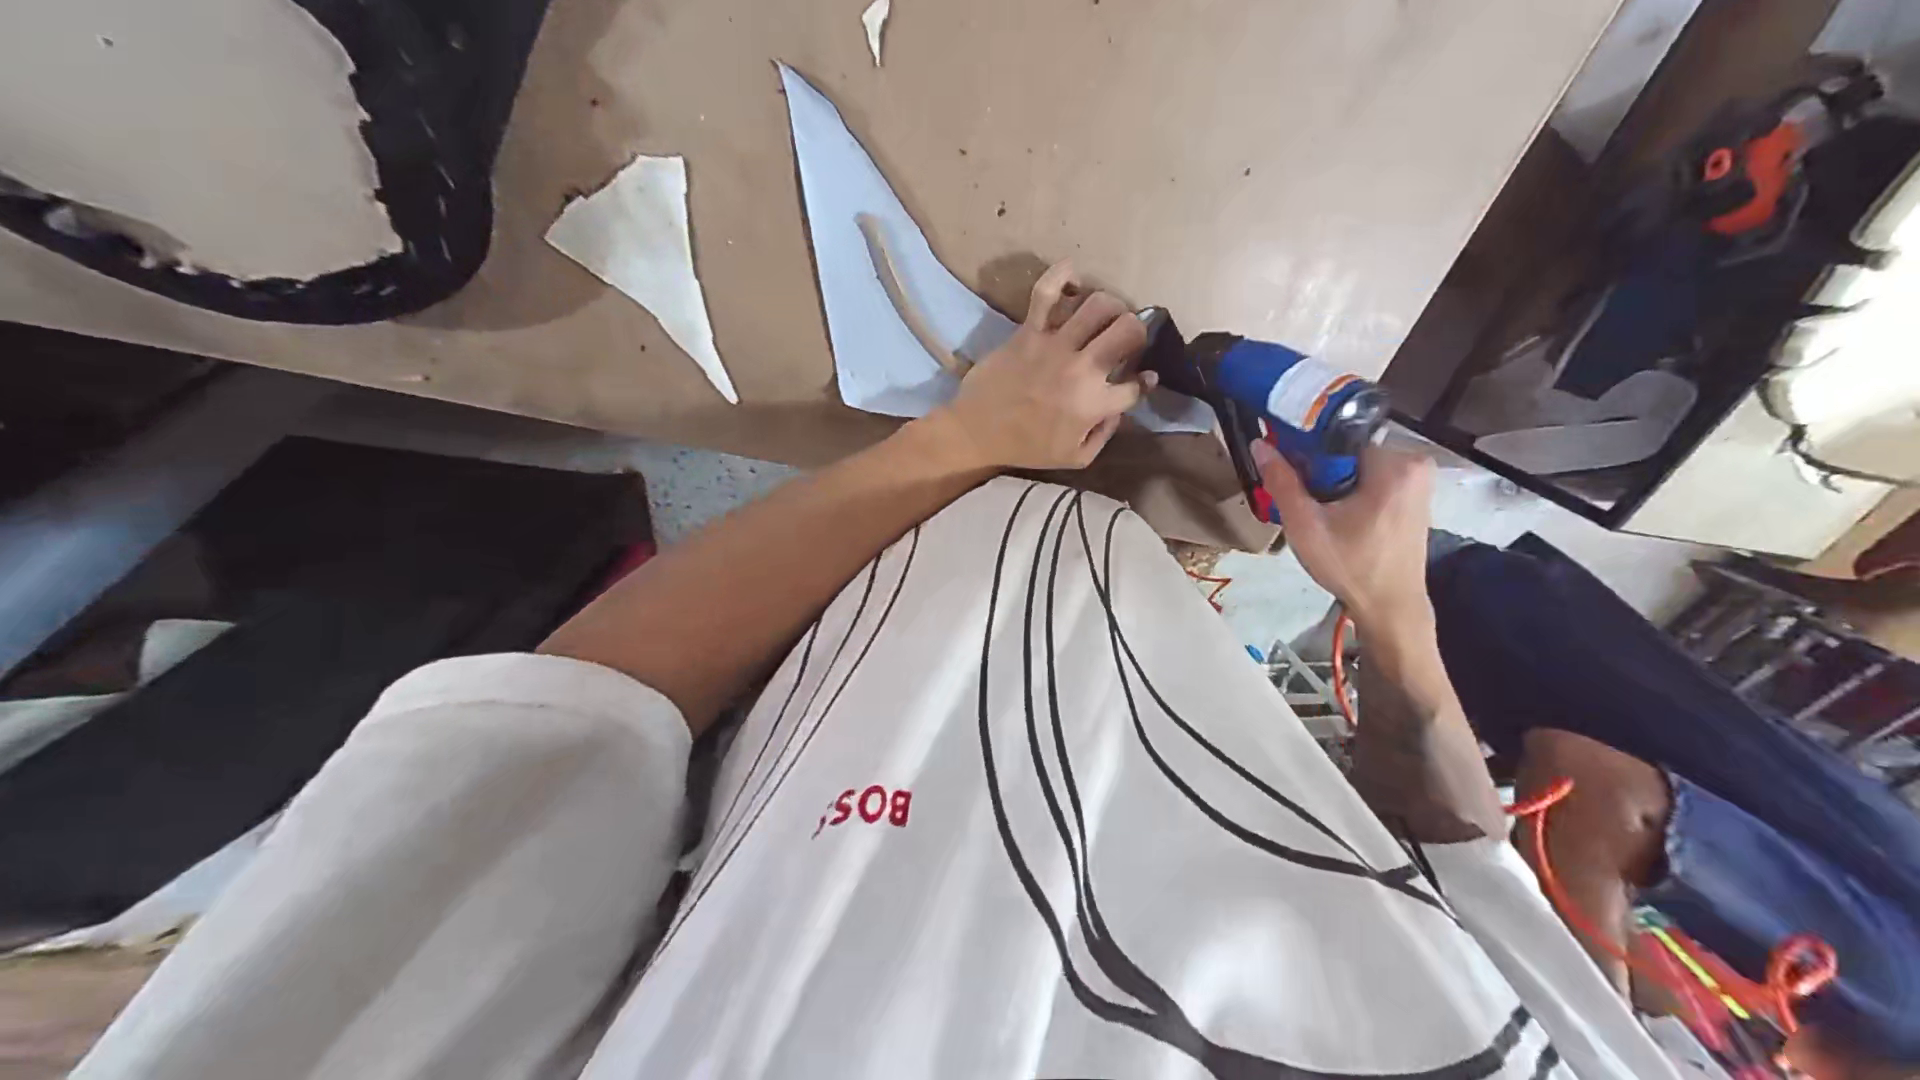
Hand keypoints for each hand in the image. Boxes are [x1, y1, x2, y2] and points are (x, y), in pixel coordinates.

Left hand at [923, 260, 1157, 470]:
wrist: (977, 432)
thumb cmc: (1026, 448)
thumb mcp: (1075, 457)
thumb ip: (1104, 434)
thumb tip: (1119, 408)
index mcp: (1095, 403)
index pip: (1136, 384)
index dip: (1144, 381)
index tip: (1142, 378)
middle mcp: (1082, 369)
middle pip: (1128, 330)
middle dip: (1136, 331)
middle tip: (1125, 339)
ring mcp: (1055, 346)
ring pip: (1098, 305)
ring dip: (1110, 306)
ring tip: (1104, 316)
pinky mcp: (1028, 332)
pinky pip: (1046, 292)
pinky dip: (1061, 275)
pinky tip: (1073, 273)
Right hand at [1253, 440, 1435, 634]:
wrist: (1390, 606)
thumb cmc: (1350, 566)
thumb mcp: (1306, 525)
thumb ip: (1282, 482)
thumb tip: (1260, 444)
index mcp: (1395, 463)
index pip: (1338, 438)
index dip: (1306, 453)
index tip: (1286, 471)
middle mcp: (1415, 463)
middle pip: (1348, 451)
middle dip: (1319, 470)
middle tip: (1299, 498)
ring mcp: (1419, 480)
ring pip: (1358, 465)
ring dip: (1332, 482)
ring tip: (1314, 509)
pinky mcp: (1415, 495)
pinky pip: (1372, 478)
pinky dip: (1349, 490)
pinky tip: (1334, 515)